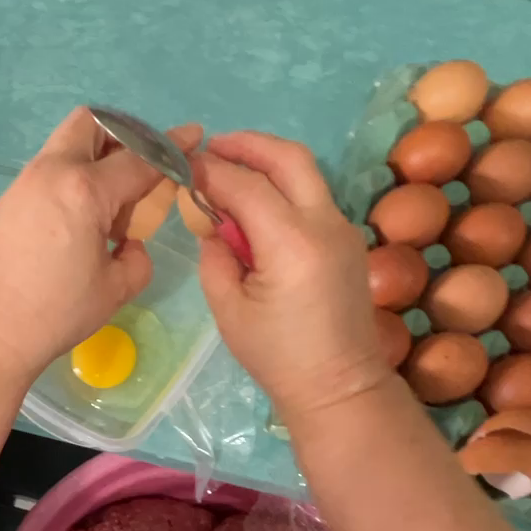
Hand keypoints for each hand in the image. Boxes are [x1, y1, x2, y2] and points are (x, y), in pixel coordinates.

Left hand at [0, 108, 199, 377]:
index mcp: (84, 190)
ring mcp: (23, 185)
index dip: (172, 150)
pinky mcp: (6, 204)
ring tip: (106, 206)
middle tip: (137, 170)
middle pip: (92, 125)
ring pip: (64, 146)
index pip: (139, 160)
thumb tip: (130, 241)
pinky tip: (77, 222)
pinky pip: (46, 173)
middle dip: (123, 136)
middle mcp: (51, 173)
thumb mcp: (115, 290)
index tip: (193, 139)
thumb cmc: (56, 315)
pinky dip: (69, 180)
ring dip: (93, 158)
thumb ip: (137, 256)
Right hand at [193, 132, 391, 423]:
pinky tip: (254, 209)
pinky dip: (281, 190)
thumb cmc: (276, 355)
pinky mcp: (347, 240)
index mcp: (291, 242)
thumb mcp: (228, 311)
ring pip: (305, 174)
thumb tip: (213, 225)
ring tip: (229, 172)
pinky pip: (312, 199)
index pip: (246, 186)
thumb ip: (216, 258)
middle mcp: (324, 223)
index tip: (183, 166)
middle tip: (213, 147)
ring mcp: (343, 228)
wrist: (337, 385)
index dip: (211, 172)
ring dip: (267, 164)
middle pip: (289, 158)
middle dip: (248, 145)